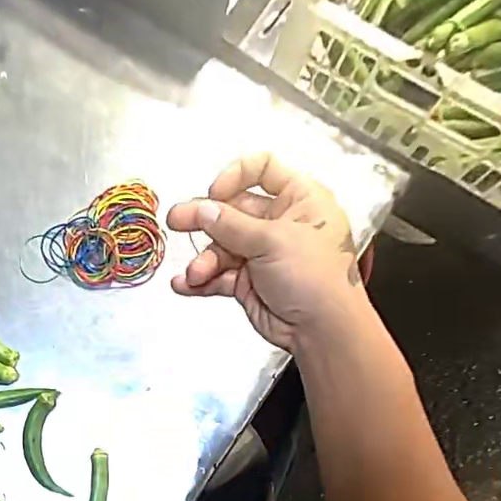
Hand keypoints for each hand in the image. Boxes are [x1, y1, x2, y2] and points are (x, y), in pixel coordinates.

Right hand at [167, 153, 373, 353]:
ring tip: (195, 274)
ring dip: (205, 260)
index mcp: (300, 199)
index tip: (215, 192)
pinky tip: (185, 284)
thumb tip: (204, 209)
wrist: (322, 331)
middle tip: (177, 222)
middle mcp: (281, 224)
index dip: (236, 176)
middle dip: (205, 220)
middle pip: (234, 211)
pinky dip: (203, 281)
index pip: (264, 170)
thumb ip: (232, 224)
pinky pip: (220, 276)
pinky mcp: (250, 284)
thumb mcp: (273, 240)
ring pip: (223, 248)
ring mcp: (264, 255)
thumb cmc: (317, 278)